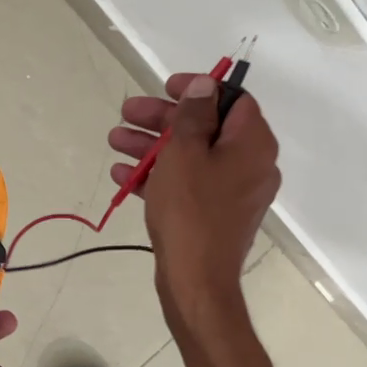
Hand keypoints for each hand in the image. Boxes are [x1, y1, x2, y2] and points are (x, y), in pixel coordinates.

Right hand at [109, 73, 280, 315]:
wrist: (195, 280)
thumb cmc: (190, 211)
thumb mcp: (185, 154)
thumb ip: (193, 116)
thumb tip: (205, 85)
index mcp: (252, 144)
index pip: (232, 100)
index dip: (198, 89)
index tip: (165, 87)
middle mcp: (249, 165)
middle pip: (205, 128)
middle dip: (162, 120)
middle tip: (126, 114)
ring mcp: (230, 193)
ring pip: (190, 158)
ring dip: (152, 147)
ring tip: (114, 142)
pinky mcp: (212, 216)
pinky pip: (186, 185)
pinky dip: (159, 177)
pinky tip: (124, 176)